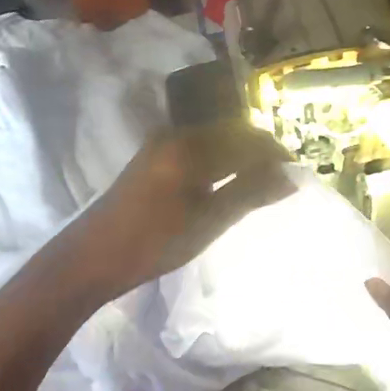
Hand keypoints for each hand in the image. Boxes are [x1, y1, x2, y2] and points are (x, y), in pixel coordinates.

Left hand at [59, 124, 292, 297]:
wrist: (93, 256)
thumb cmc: (153, 242)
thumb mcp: (208, 221)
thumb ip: (249, 193)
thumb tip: (290, 176)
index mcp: (189, 145)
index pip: (245, 138)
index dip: (275, 153)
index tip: (296, 173)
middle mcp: (174, 135)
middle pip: (229, 133)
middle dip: (258, 152)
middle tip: (281, 179)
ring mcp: (158, 146)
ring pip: (212, 141)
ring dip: (238, 157)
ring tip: (259, 184)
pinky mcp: (150, 160)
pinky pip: (195, 149)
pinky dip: (217, 162)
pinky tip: (225, 183)